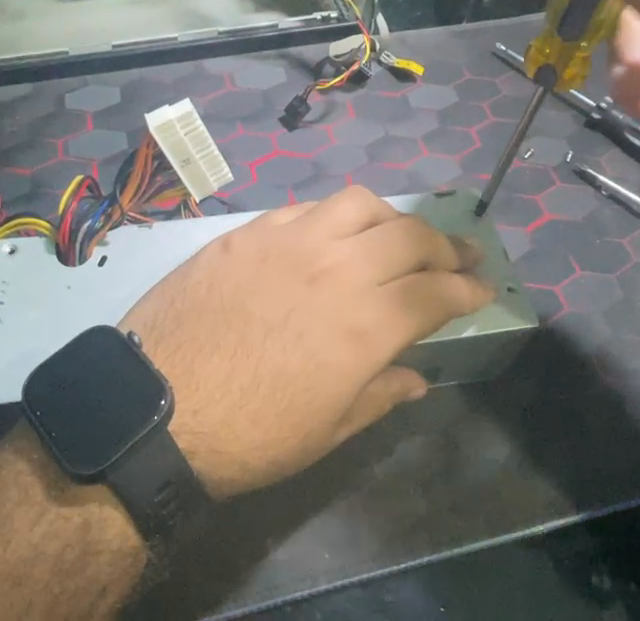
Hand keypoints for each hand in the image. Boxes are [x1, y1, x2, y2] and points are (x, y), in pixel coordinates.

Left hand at [119, 186, 491, 497]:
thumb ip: (380, 393)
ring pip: (358, 204)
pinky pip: (305, 208)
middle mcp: (336, 267)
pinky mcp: (248, 233)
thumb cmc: (249, 435)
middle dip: (446, 243)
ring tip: (398, 233)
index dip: (468, 289)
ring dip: (391, 217)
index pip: (437, 292)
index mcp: (366, 323)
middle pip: (409, 234)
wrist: (155, 408)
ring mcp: (289, 241)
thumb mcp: (327, 431)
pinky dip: (334, 217)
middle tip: (460, 254)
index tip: (484, 290)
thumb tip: (417, 375)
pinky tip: (332, 234)